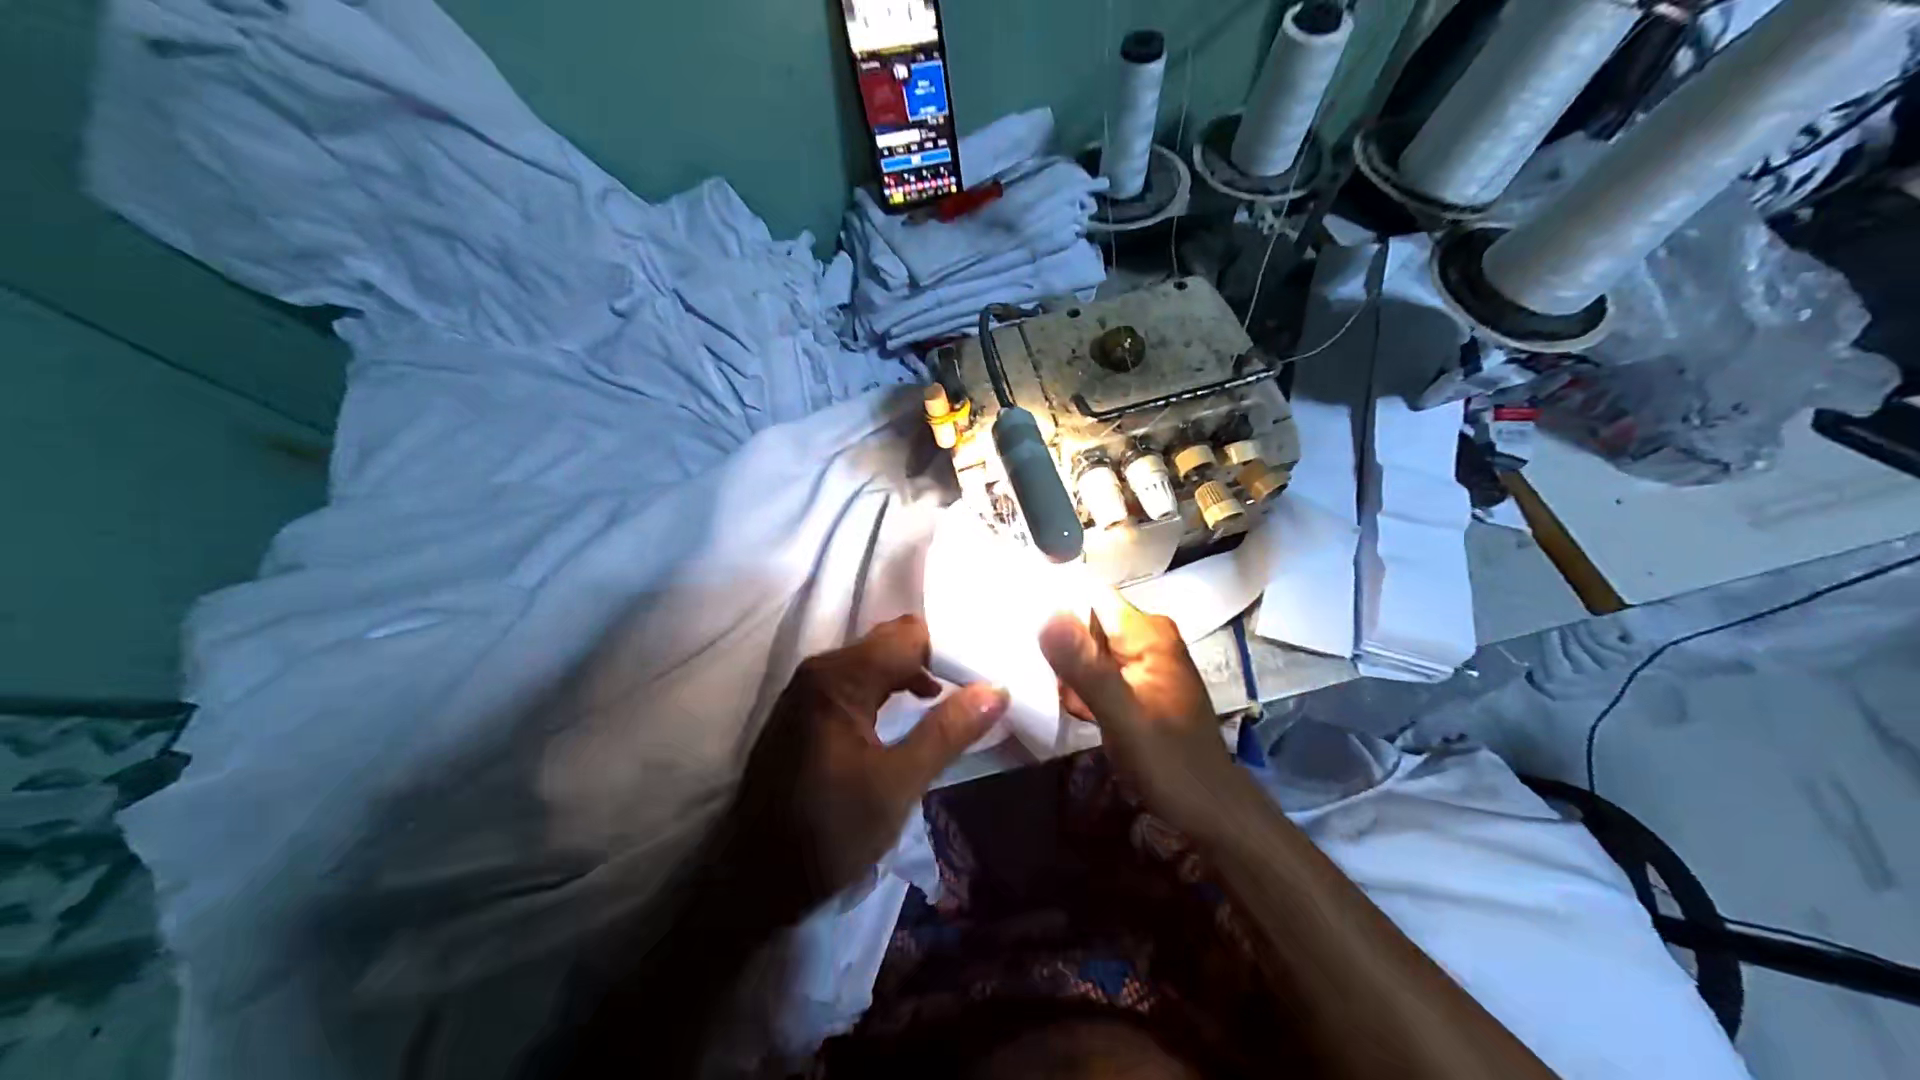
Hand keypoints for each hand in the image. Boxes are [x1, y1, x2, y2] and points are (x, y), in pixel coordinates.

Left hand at [726, 616, 1008, 923]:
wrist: (753, 882)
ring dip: (910, 678)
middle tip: (973, 690)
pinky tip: (906, 718)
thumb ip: (947, 731)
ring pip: (872, 663)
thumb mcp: (898, 785)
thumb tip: (996, 688)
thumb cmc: (828, 831)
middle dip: (933, 662)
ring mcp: (805, 691)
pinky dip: (886, 692)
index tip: (983, 678)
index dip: (950, 652)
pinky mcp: (802, 713)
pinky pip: (854, 683)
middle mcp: (819, 670)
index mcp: (839, 678)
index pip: (909, 636)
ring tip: (949, 705)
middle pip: (888, 643)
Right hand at [1039, 596, 1247, 839]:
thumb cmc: (1170, 763)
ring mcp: (1142, 658)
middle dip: (1061, 649)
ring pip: (1086, 647)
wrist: (1209, 808)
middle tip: (1058, 687)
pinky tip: (1084, 713)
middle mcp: (1147, 635)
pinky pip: (1096, 669)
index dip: (1053, 605)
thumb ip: (1086, 668)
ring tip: (1074, 705)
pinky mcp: (1136, 681)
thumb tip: (1047, 615)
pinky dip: (1083, 688)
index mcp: (1147, 632)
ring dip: (1069, 673)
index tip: (1023, 629)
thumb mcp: (1123, 718)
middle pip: (1084, 620)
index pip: (1088, 593)